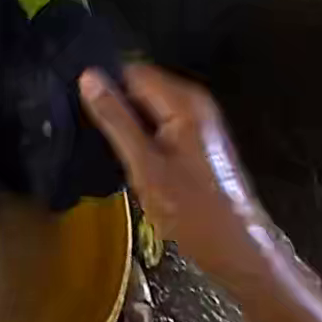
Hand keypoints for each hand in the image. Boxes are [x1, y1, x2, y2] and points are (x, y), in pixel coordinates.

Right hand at [79, 63, 275, 282]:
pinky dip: (143, 131)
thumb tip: (88, 76)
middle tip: (91, 128)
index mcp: (183, 100)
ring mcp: (198, 117)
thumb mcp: (145, 166)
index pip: (132, 70)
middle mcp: (193, 99)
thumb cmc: (191, 210)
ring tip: (105, 142)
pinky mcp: (197, 136)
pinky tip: (130, 154)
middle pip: (141, 84)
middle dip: (116, 103)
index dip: (106, 84)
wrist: (238, 251)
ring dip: (128, 120)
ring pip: (148, 103)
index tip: (83, 106)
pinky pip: (160, 118)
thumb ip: (115, 118)